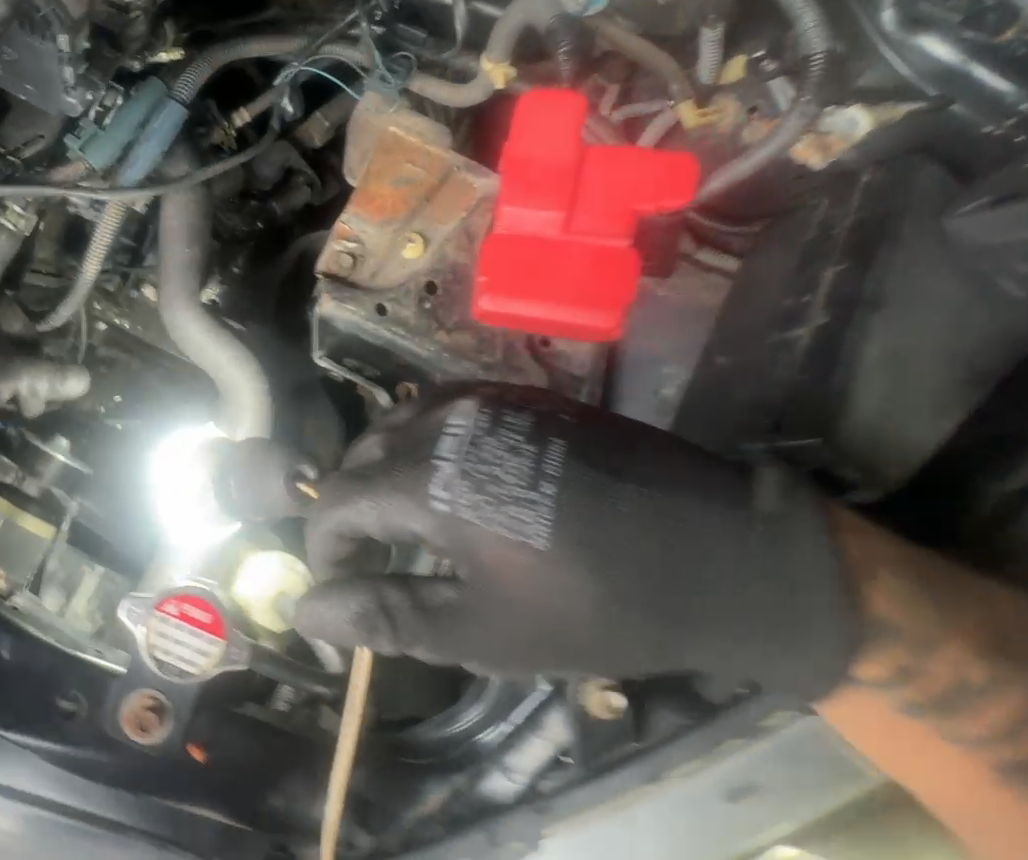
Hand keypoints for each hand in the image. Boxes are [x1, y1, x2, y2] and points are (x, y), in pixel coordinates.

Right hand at [291, 386, 859, 701]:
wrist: (721, 553)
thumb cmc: (597, 607)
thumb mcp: (485, 631)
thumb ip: (386, 614)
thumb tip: (306, 611)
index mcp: (430, 479)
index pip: (337, 503)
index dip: (325, 549)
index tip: (338, 585)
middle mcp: (446, 421)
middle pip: (361, 456)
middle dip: (352, 511)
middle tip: (372, 562)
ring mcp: (485, 399)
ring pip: (397, 425)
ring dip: (384, 472)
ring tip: (406, 524)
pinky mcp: (520, 395)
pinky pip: (441, 410)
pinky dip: (423, 446)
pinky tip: (450, 485)